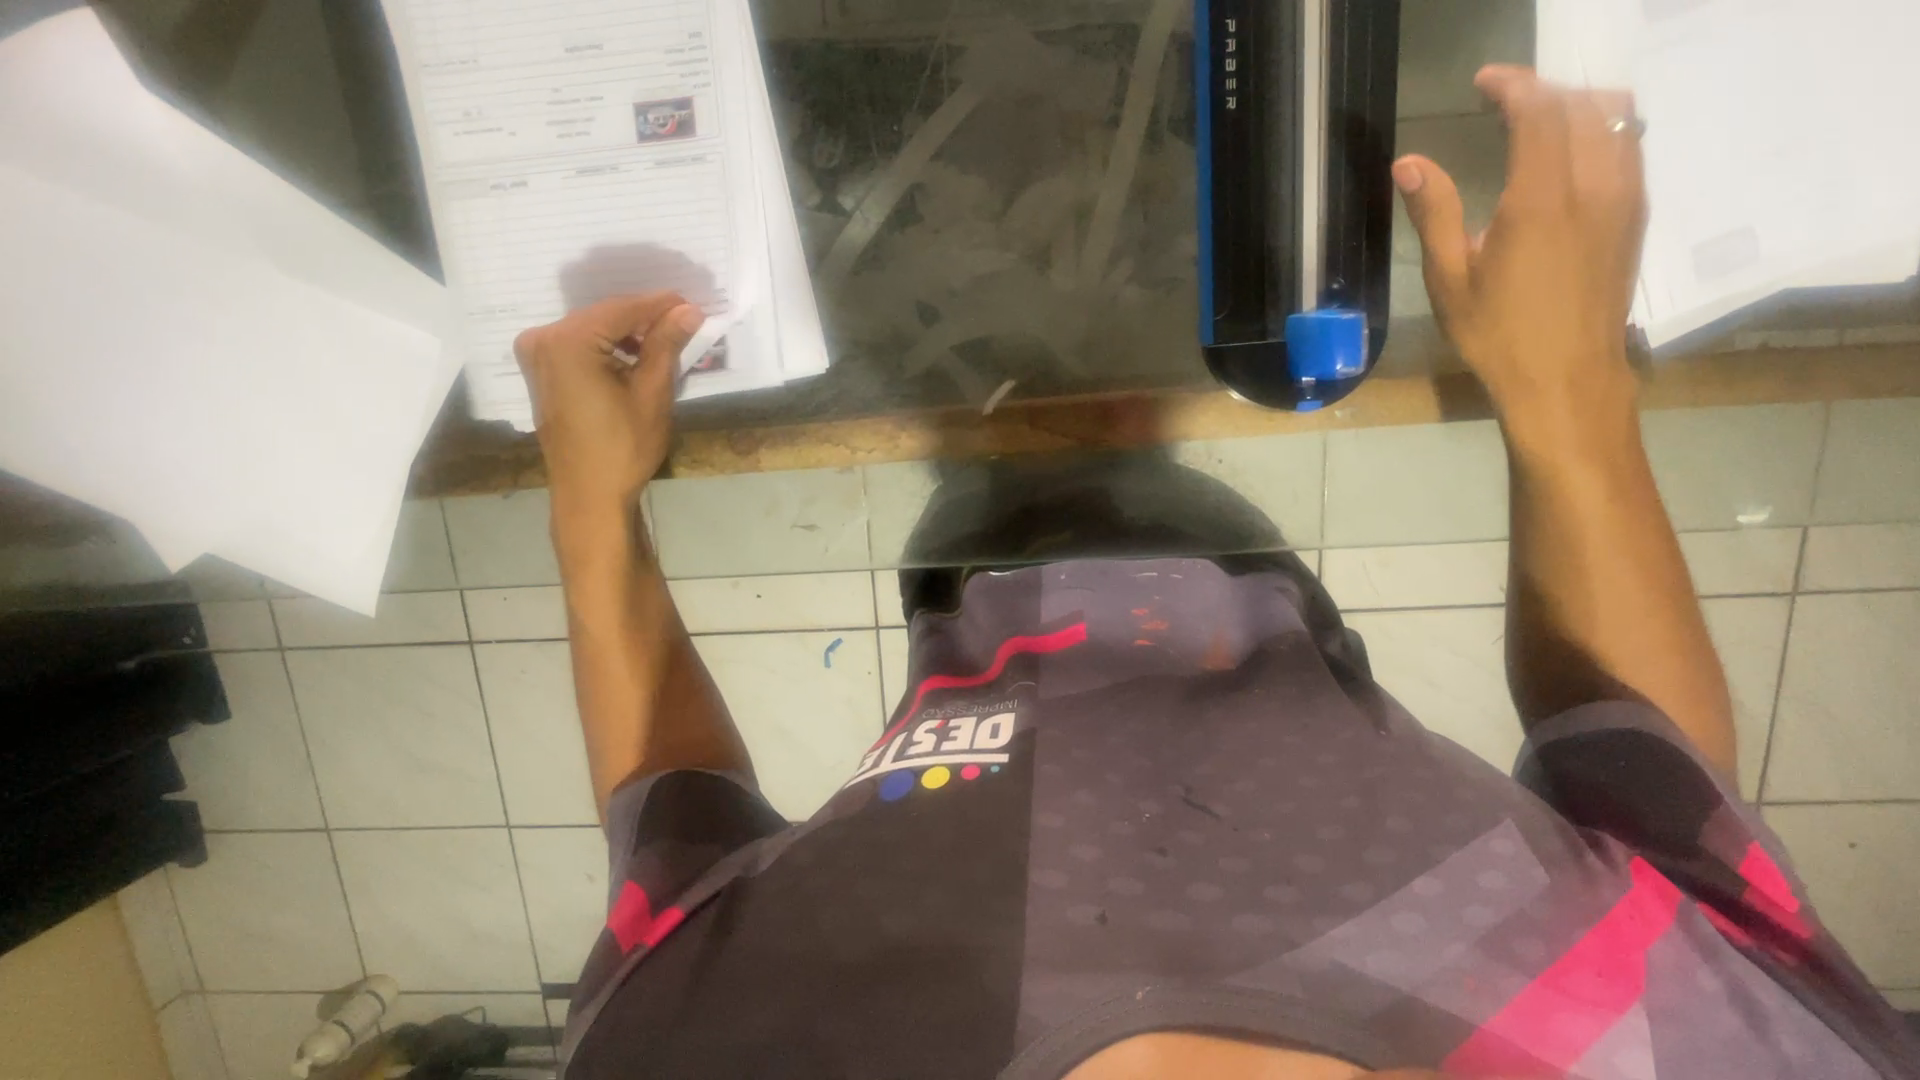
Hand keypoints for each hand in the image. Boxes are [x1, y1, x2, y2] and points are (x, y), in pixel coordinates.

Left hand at [513, 293, 704, 520]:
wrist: (590, 495)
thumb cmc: (624, 447)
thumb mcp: (652, 393)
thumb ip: (666, 344)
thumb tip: (689, 310)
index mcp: (567, 342)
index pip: (622, 310)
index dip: (660, 305)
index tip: (693, 303)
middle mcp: (543, 339)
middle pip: (605, 317)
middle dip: (644, 319)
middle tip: (684, 321)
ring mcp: (536, 356)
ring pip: (593, 330)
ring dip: (628, 334)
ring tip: (666, 342)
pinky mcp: (540, 372)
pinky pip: (579, 347)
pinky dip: (608, 348)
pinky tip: (636, 358)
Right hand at [1393, 65, 1648, 432]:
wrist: (1567, 378)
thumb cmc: (1497, 334)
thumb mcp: (1451, 280)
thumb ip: (1435, 214)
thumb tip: (1408, 164)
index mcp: (1541, 200)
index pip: (1539, 112)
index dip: (1512, 86)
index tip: (1483, 82)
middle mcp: (1593, 185)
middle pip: (1581, 105)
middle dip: (1542, 91)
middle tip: (1503, 101)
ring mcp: (1624, 197)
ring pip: (1617, 118)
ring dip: (1577, 105)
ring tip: (1538, 118)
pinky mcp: (1634, 215)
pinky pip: (1629, 145)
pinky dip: (1601, 129)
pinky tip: (1570, 152)